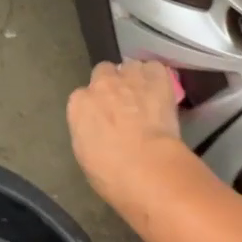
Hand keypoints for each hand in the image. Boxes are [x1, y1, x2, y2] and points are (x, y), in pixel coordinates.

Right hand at [67, 60, 192, 208]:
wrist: (149, 167)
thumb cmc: (112, 174)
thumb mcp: (86, 156)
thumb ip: (88, 131)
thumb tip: (98, 128)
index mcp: (79, 104)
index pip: (83, 97)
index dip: (96, 107)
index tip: (104, 120)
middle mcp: (102, 83)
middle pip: (104, 72)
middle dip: (112, 85)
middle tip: (124, 106)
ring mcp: (130, 76)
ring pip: (131, 67)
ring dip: (135, 79)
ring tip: (146, 99)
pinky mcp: (157, 77)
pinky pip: (155, 69)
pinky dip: (157, 78)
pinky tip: (161, 93)